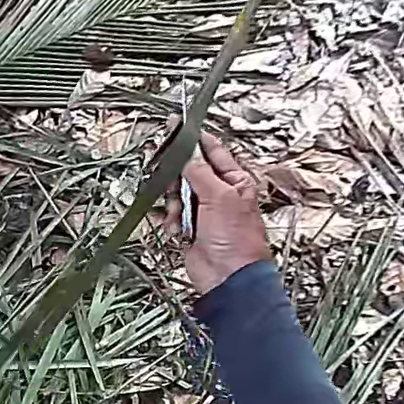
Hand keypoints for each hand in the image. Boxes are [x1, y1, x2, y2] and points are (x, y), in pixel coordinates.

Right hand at [164, 131, 272, 294]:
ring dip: (172, 204)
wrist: (226, 276)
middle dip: (176, 179)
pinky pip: (170, 216)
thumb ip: (199, 172)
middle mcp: (218, 194)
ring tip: (178, 215)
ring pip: (176, 195)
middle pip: (188, 173)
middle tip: (168, 179)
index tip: (177, 126)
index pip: (212, 152)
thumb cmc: (235, 239)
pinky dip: (169, 222)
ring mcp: (202, 212)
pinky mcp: (188, 229)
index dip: (194, 140)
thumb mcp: (219, 197)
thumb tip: (188, 152)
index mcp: (234, 181)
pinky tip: (176, 230)